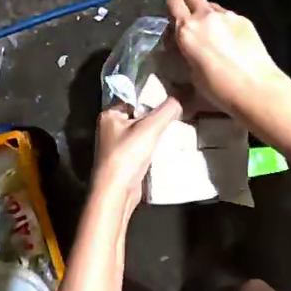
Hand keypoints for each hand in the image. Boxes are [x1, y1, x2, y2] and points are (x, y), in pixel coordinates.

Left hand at [93, 98, 181, 212]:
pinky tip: (167, 148)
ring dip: (157, 134)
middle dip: (157, 118)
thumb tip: (180, 99)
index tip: (172, 103)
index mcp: (109, 115)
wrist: (117, 191)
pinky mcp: (124, 161)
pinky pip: (143, 148)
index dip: (152, 100)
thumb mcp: (151, 127)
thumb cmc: (128, 154)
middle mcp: (110, 128)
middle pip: (140, 116)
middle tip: (177, 118)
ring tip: (175, 131)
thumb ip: (167, 110)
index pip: (134, 99)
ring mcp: (117, 146)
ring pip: (142, 133)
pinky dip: (154, 148)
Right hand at [165, 0, 287, 117]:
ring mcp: (227, 16)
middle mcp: (205, 17)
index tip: (174, 24)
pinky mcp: (244, 20)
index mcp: (186, 30)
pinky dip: (224, 24)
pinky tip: (232, 44)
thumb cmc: (219, 89)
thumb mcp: (191, 76)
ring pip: (210, 5)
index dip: (171, 11)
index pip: (173, 3)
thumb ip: (183, 55)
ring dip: (206, 15)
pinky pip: (228, 16)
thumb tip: (183, 48)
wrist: (256, 88)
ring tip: (213, 37)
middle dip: (187, 4)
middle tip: (189, 22)